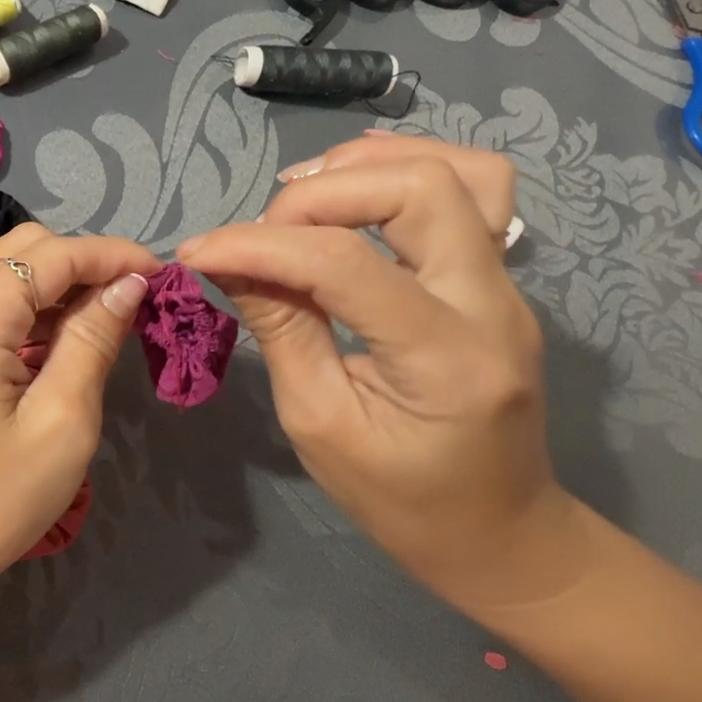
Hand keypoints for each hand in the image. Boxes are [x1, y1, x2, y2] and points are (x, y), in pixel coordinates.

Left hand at [0, 224, 159, 644]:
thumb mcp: (61, 422)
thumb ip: (93, 340)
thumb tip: (128, 284)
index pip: (51, 254)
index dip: (110, 254)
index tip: (165, 274)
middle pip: (22, 249)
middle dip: (83, 261)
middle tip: (137, 299)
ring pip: (2, 270)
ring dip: (56, 281)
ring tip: (111, 317)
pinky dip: (28, 304)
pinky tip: (63, 335)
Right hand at [176, 135, 564, 606]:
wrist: (503, 534)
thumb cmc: (401, 497)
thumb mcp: (317, 422)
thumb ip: (279, 327)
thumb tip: (226, 259)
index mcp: (445, 357)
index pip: (342, 263)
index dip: (256, 245)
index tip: (195, 254)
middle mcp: (492, 304)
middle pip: (418, 188)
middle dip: (317, 194)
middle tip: (262, 232)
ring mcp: (506, 285)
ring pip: (460, 171)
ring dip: (368, 167)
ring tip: (301, 197)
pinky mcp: (496, 279)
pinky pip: (470, 191)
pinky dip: (401, 171)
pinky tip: (348, 190)